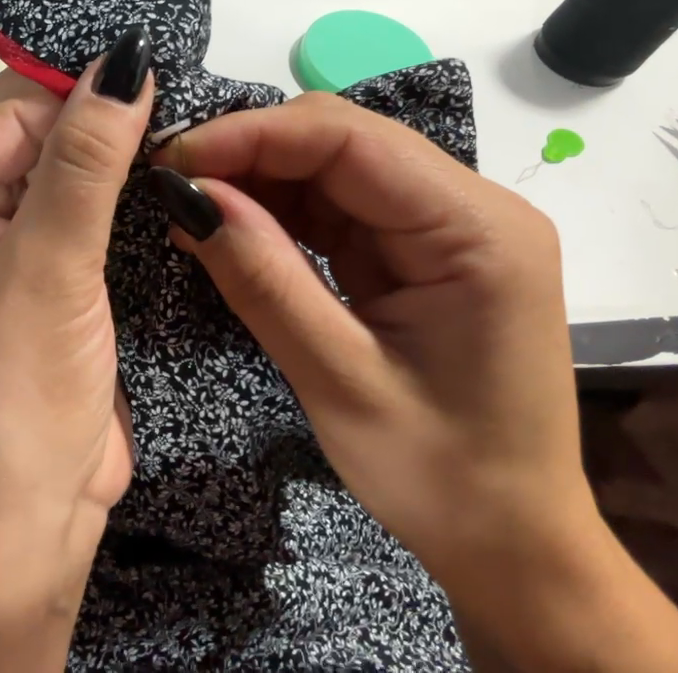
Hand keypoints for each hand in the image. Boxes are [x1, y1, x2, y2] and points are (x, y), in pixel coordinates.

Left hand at [0, 28, 153, 671]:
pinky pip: (84, 208)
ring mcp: (9, 241)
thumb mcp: (50, 266)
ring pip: (68, 167)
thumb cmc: (20, 390)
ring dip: (119, 151)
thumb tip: (123, 61)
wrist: (30, 510)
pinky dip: (123, 192)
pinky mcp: (50, 272)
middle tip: (186, 94)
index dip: (79, 83)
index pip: (11, 106)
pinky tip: (171, 175)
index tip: (159, 65)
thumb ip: (85, 162)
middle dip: (103, 114)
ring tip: (190, 124)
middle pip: (39, 130)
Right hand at [153, 92, 677, 670]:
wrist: (510, 541)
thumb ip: (264, 279)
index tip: (170, 162)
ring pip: (331, 166)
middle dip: (249, 152)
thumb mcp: (338, 379)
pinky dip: (276, 211)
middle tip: (167, 184)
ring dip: (256, 179)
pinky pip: (335, 205)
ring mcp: (444, 227)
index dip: (251, 136)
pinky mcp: (416, 250)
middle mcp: (470, 208)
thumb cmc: (440, 475)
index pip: (349, 140)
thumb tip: (188, 195)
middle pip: (341, 140)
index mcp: (477, 230)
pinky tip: (227, 225)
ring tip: (186, 205)